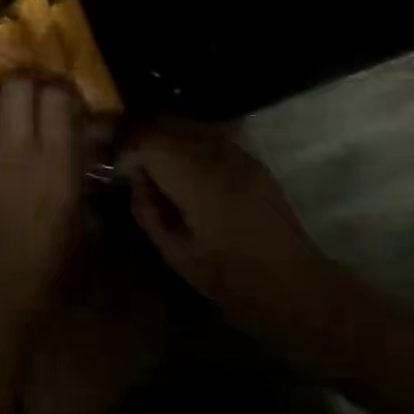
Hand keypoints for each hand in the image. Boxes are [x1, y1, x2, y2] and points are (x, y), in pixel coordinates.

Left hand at [0, 78, 82, 329]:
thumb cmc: (49, 254)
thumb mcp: (79, 208)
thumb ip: (76, 161)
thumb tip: (79, 127)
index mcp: (54, 159)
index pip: (56, 96)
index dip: (59, 89)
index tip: (59, 94)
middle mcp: (15, 146)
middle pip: (16, 85)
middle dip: (25, 83)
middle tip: (27, 94)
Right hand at [123, 122, 355, 344]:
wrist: (294, 286)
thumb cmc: (228, 277)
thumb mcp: (174, 253)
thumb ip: (146, 211)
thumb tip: (134, 182)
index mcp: (197, 182)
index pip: (150, 144)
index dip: (128, 153)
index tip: (120, 172)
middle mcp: (218, 159)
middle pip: (169, 126)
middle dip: (143, 138)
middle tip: (130, 161)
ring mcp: (239, 157)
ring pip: (191, 126)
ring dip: (166, 136)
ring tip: (153, 159)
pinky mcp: (252, 162)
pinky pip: (212, 136)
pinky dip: (189, 142)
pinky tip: (183, 164)